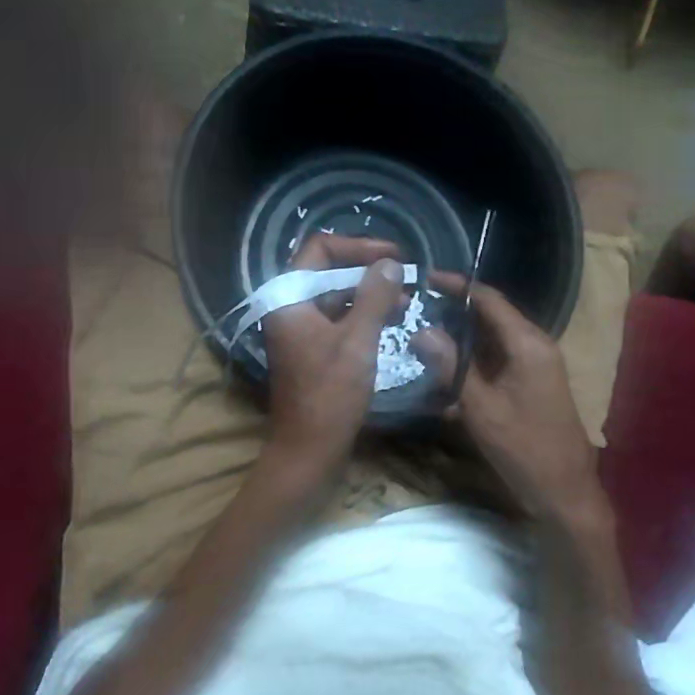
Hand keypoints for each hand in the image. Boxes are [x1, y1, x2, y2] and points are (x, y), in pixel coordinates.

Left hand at [261, 234, 406, 467]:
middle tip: (406, 277)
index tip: (394, 255)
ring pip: (335, 296)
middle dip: (367, 270)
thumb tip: (390, 262)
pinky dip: (362, 315)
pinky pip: (336, 318)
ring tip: (406, 300)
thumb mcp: (357, 341)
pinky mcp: (310, 347)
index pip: (319, 248)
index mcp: (288, 297)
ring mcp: (298, 328)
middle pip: (327, 270)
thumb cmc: (330, 393)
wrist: (308, 449)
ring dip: (368, 293)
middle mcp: (288, 307)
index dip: (358, 246)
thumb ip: (374, 296)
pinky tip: (392, 319)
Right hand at [410, 273, 601, 521]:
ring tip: (420, 334)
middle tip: (415, 308)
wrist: (563, 490)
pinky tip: (442, 371)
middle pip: (490, 315)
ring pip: (490, 339)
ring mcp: (534, 365)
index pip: (489, 299)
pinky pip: (495, 360)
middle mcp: (534, 346)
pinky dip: (470, 360)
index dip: (457, 285)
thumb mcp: (480, 408)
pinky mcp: (529, 383)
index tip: (424, 278)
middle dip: (453, 311)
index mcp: (527, 344)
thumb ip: (451, 366)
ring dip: (459, 336)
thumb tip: (422, 330)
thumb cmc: (523, 447)